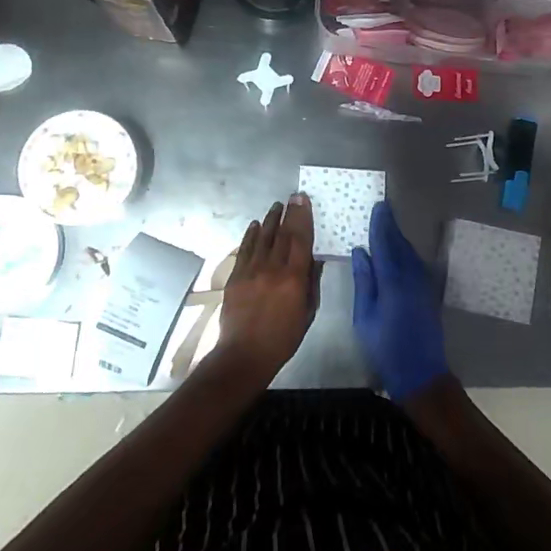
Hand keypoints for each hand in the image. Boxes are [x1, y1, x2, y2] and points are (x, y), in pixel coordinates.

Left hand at [216, 195, 320, 380]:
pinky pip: (245, 250)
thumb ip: (311, 284)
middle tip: (292, 197)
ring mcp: (250, 271)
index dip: (302, 218)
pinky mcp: (235, 277)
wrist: (244, 354)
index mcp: (293, 279)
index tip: (303, 201)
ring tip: (276, 207)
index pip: (300, 240)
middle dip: (288, 214)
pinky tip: (256, 226)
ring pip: (262, 238)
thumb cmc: (283, 338)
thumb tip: (314, 259)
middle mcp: (271, 269)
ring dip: (270, 220)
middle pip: (281, 234)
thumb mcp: (307, 313)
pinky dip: (251, 236)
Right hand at [351, 201, 449, 401]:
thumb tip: (361, 252)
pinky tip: (397, 255)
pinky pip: (415, 265)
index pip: (386, 243)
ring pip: (410, 254)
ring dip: (398, 240)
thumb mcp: (364, 315)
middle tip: (381, 212)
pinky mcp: (429, 294)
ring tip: (386, 229)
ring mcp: (424, 284)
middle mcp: (413, 276)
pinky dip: (405, 254)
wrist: (420, 372)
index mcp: (394, 279)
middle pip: (401, 244)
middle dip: (391, 228)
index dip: (382, 224)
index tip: (379, 206)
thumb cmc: (385, 346)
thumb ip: (364, 281)